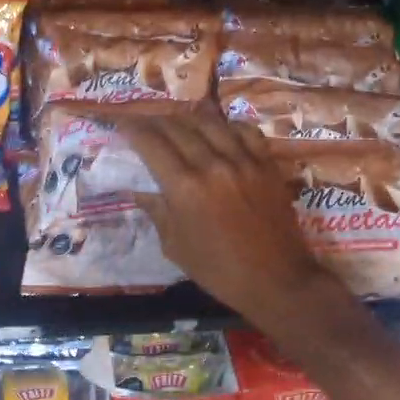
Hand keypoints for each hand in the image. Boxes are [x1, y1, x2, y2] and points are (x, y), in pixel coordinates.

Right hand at [108, 109, 334, 326]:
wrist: (277, 280)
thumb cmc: (219, 270)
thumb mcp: (176, 246)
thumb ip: (157, 212)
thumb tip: (140, 191)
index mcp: (185, 188)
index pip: (152, 144)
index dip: (133, 130)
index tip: (122, 125)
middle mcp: (212, 165)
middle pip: (177, 128)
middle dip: (155, 122)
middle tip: (145, 124)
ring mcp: (243, 161)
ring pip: (210, 123)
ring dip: (188, 119)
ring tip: (178, 122)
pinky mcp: (266, 164)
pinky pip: (245, 131)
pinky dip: (228, 126)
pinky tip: (220, 130)